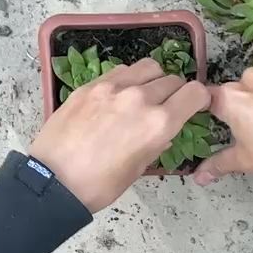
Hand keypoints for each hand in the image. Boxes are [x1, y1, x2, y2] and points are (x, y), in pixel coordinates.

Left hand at [29, 58, 210, 211]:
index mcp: (158, 124)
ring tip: (142, 96)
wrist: (54, 182)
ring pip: (148, 67)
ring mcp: (113, 87)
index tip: (193, 106)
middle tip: (165, 107)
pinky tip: (118, 96)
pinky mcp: (90, 85)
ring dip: (153, 80)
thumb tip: (164, 132)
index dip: (199, 99)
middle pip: (173, 79)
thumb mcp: (138, 169)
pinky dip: (128, 79)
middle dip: (176, 92)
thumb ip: (156, 143)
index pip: (195, 93)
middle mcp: (140, 98)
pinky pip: (120, 71)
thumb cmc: (99, 185)